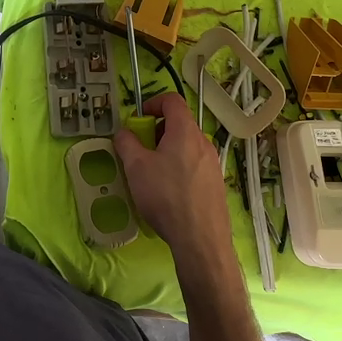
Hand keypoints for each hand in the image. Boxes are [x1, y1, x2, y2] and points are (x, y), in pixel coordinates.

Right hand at [116, 93, 232, 257]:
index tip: (138, 119)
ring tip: (153, 174)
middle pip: (180, 124)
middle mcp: (203, 143)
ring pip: (187, 146)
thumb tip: (124, 133)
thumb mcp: (136, 167)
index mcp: (185, 131)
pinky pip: (195, 165)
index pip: (172, 100)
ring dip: (168, 151)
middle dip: (157, 131)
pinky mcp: (217, 185)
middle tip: (142, 150)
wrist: (200, 240)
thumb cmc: (166, 197)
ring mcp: (213, 164)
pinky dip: (180, 168)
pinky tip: (170, 193)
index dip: (153, 103)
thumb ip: (126, 143)